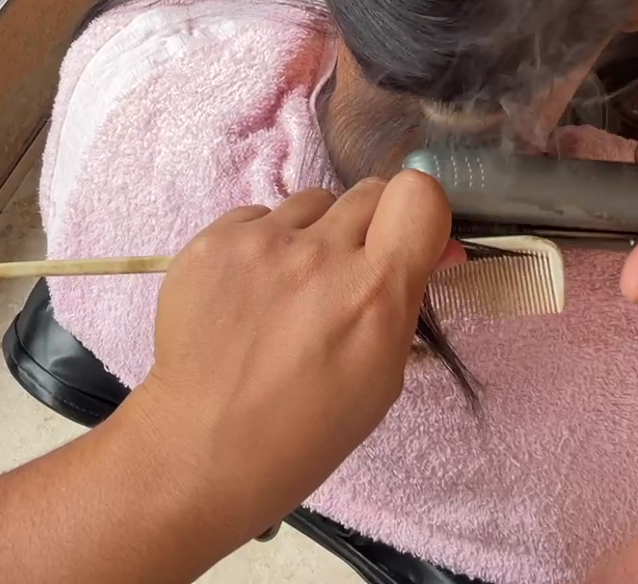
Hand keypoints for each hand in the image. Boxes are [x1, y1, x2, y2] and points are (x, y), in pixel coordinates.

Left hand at [119, 173, 454, 537]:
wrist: (203, 445)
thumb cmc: (305, 427)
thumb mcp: (381, 374)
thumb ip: (405, 299)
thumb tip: (434, 247)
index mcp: (373, 294)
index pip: (419, 194)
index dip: (418, 210)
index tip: (402, 236)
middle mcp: (319, 255)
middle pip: (367, 192)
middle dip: (366, 227)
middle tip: (344, 271)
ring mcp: (260, 242)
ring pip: (309, 204)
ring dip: (309, 236)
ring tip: (284, 290)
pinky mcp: (212, 239)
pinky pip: (255, 217)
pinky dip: (259, 245)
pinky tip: (244, 292)